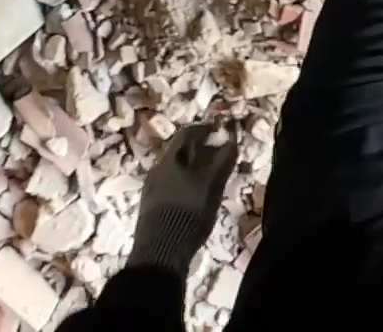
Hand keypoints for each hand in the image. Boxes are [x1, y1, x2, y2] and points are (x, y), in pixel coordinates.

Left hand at [128, 124, 238, 273]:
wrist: (160, 252)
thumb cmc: (189, 211)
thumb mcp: (212, 185)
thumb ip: (223, 161)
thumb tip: (232, 141)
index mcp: (170, 159)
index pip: (187, 134)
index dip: (204, 129)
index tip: (218, 130)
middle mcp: (157, 169)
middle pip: (179, 151)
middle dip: (199, 149)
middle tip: (216, 152)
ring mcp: (152, 189)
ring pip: (174, 168)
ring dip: (192, 166)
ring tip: (209, 174)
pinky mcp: (150, 207)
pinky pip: (170, 184)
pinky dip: (185, 181)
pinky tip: (194, 194)